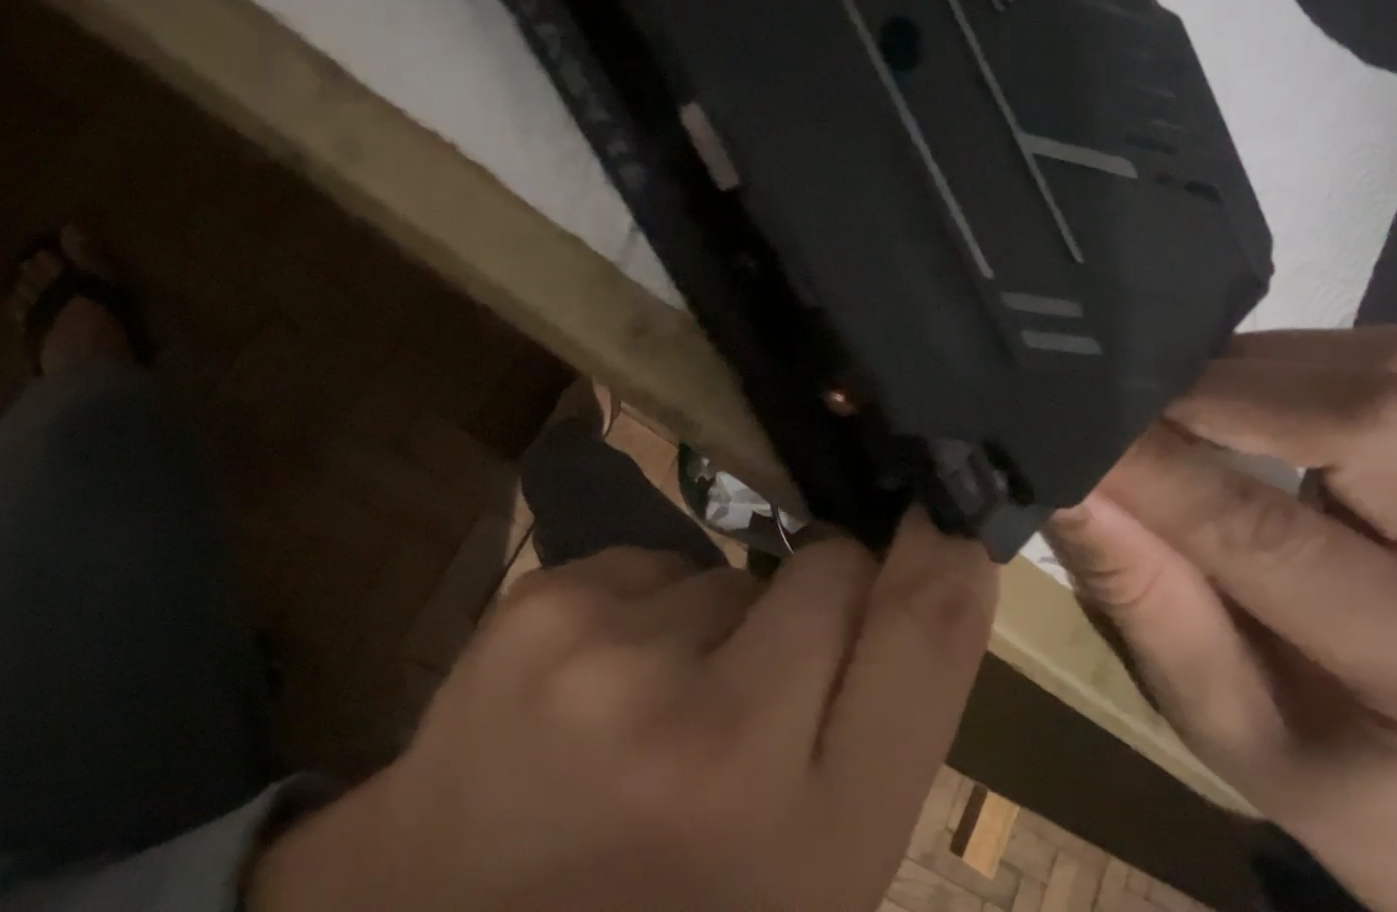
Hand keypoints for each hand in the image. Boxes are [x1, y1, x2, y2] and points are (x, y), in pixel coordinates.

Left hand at [251, 512, 996, 911]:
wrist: (453, 909)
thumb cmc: (662, 905)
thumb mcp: (806, 869)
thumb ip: (876, 731)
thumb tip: (928, 567)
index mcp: (809, 834)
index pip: (920, 636)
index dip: (943, 562)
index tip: (942, 523)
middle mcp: (713, 729)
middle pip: (830, 569)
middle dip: (823, 599)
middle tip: (768, 676)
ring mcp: (610, 653)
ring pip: (731, 570)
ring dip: (723, 618)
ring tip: (663, 702)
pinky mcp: (540, 601)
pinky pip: (651, 563)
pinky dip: (648, 608)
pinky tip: (601, 679)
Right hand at [1048, 328, 1396, 911]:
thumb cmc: (1312, 769)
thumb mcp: (1209, 715)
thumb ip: (1145, 598)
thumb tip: (1070, 485)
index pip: (1281, 542)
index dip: (1160, 477)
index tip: (1067, 438)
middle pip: (1375, 422)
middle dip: (1217, 398)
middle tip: (1112, 405)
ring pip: (1392, 373)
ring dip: (1250, 375)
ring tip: (1163, 407)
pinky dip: (1289, 365)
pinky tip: (1232, 402)